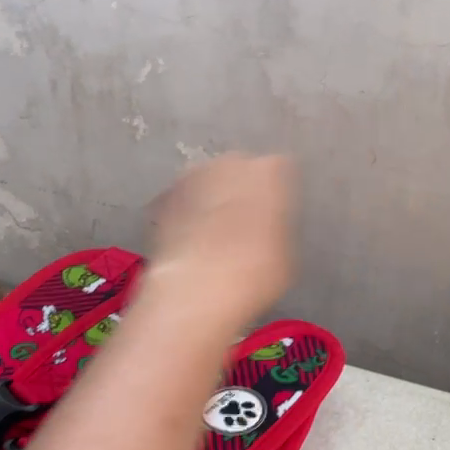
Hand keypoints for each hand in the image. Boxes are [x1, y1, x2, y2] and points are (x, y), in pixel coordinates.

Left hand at [144, 154, 297, 328]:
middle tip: (242, 225)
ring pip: (208, 182)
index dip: (275, 196)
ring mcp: (193, 176)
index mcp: (271, 172)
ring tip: (212, 234)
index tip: (273, 217)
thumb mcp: (285, 254)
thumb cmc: (254, 274)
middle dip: (240, 191)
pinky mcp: (164, 196)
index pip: (278, 172)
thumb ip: (279, 226)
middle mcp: (232, 162)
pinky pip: (182, 200)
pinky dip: (186, 214)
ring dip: (211, 200)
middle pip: (239, 170)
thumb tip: (271, 227)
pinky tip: (189, 241)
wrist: (198, 288)